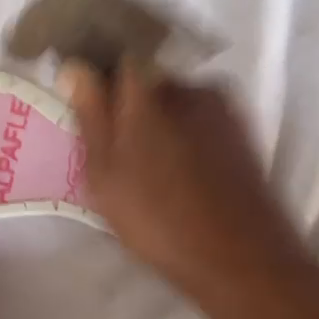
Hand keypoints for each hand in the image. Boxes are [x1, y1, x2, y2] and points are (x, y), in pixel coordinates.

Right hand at [63, 59, 306, 288]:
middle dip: (125, 106)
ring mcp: (222, 109)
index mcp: (149, 88)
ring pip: (173, 104)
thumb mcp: (104, 170)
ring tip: (143, 171)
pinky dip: (181, 140)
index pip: (113, 57)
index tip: (82, 105)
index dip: (95, 77)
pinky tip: (175, 178)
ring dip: (156, 125)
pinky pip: (197, 124)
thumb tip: (75, 65)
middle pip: (144, 81)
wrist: (243, 261)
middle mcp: (189, 84)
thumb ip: (90, 113)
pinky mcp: (243, 134)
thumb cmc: (158, 216)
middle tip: (109, 150)